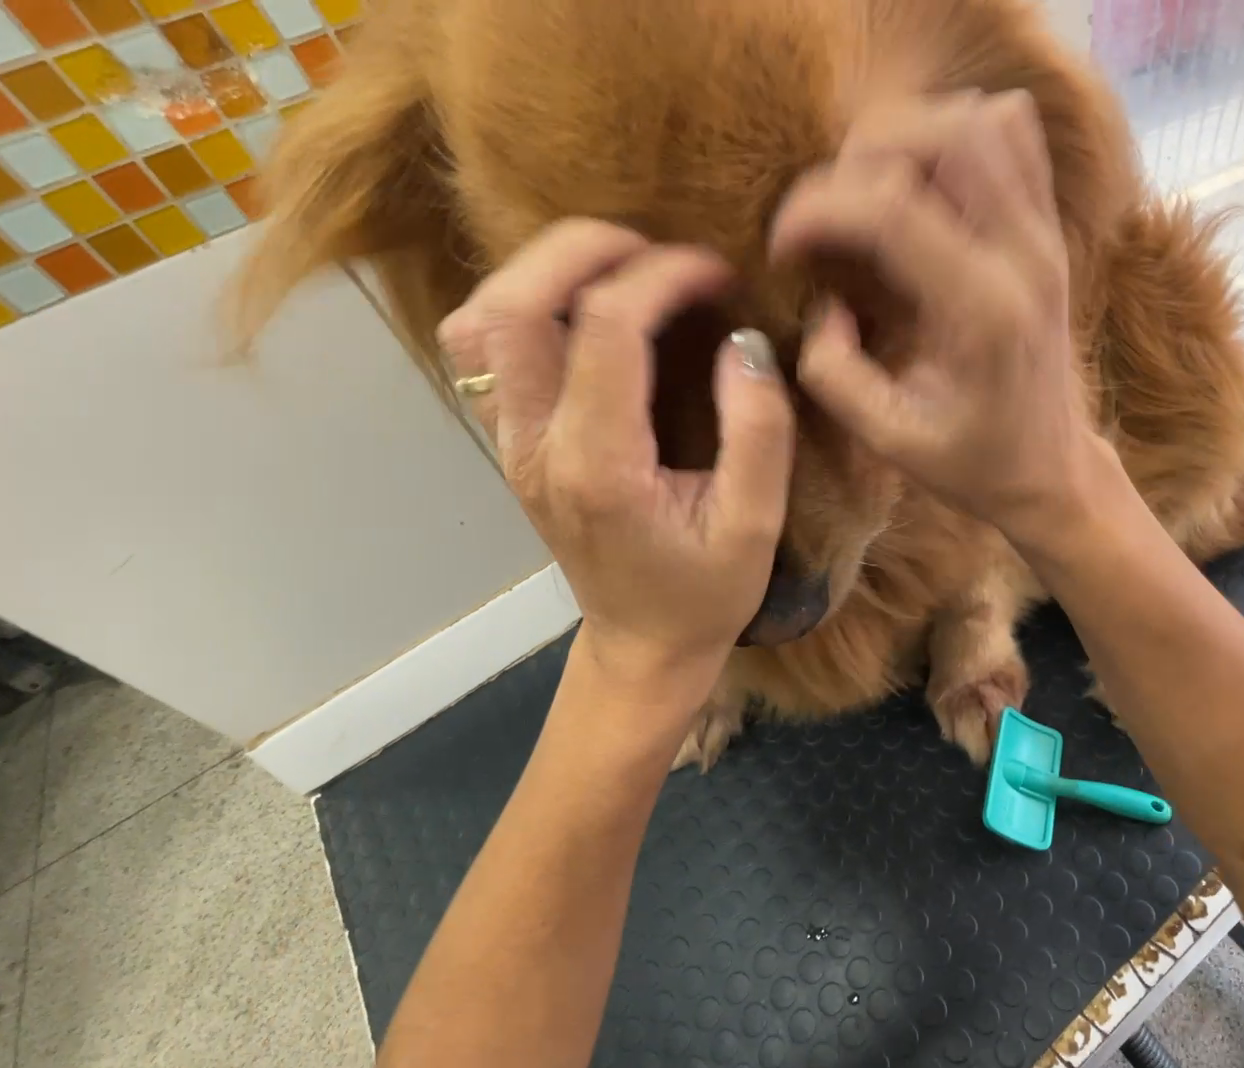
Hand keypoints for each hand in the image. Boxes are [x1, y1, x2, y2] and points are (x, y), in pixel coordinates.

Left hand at [438, 221, 794, 692]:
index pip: (609, 326)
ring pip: (485, 317)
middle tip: (655, 248)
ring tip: (616, 268)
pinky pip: (487, 349)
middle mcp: (537, 446)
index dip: (665, 276)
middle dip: (586, 248)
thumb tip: (744, 342)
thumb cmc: (705, 593)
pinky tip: (579, 310)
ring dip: (545, 271)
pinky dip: (524, 305)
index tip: (718, 274)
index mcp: (600, 466)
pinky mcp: (512, 443)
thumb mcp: (756, 524)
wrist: (642, 643)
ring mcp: (512, 443)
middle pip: (518, 302)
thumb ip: (758, 431)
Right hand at [769, 91, 1105, 542]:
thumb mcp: (890, 439)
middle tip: (829, 216)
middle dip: (860, 159)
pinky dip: (955, 137)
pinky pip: (1012, 138)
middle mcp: (1024, 255)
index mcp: (982, 311)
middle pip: (943, 135)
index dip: (817, 210)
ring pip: (981, 120)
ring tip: (867, 194)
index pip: (890, 209)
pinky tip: (920, 186)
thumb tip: (824, 307)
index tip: (783, 246)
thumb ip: (836, 372)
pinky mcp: (1048, 230)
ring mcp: (1045, 234)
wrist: (1053, 469)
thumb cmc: (975, 465)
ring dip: (909, 138)